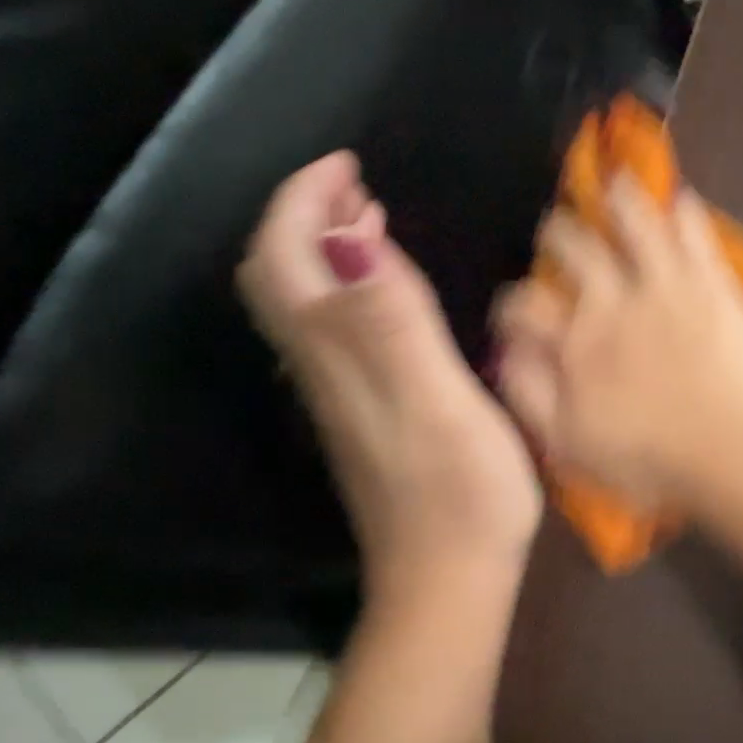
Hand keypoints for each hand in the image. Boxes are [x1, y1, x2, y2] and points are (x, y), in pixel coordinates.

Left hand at [237, 151, 542, 615]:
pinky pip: (335, 330)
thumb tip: (347, 234)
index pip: (289, 257)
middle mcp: (323, 370)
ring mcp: (342, 396)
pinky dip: (348, 288)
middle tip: (359, 183)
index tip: (349, 165)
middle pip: (281, 276)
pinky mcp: (367, 416)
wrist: (449, 577)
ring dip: (324, 248)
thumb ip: (392, 320)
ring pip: (303, 304)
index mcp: (337, 356)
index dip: (304, 202)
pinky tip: (390, 294)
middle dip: (304, 216)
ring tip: (371, 220)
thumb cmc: (461, 490)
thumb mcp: (437, 400)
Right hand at [489, 173, 742, 502]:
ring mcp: (669, 289)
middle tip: (556, 230)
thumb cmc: (650, 462)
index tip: (516, 306)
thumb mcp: (569, 446)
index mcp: (575, 344)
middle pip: (576, 249)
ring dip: (622, 201)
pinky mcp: (716, 289)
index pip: (524, 305)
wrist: (732, 455)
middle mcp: (615, 303)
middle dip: (558, 234)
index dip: (513, 301)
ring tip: (615, 183)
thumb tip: (508, 353)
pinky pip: (697, 239)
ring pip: (638, 226)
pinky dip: (687, 215)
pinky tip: (683, 200)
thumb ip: (531, 395)